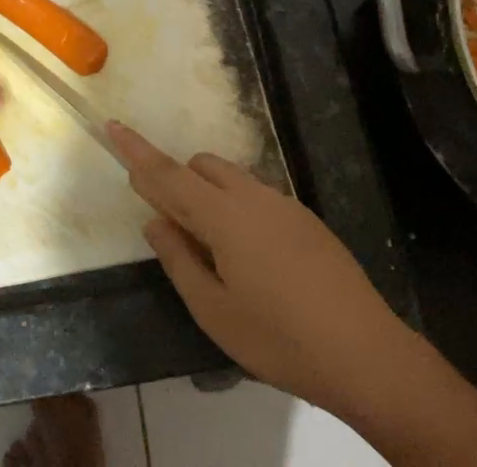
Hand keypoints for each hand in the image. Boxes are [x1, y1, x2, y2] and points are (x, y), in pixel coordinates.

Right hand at [107, 121, 413, 419]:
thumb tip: (155, 222)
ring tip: (212, 253)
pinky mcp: (307, 220)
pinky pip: (259, 196)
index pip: (169, 175)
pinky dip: (238, 209)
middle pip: (202, 166)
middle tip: (171, 227)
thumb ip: (179, 260)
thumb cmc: (278, 339)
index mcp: (224, 216)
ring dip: (209, 195)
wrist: (364, 352)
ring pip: (233, 179)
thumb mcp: (214, 311)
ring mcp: (286, 205)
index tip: (113, 125)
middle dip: (178, 181)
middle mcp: (254, 197)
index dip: (137, 152)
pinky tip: (252, 261)